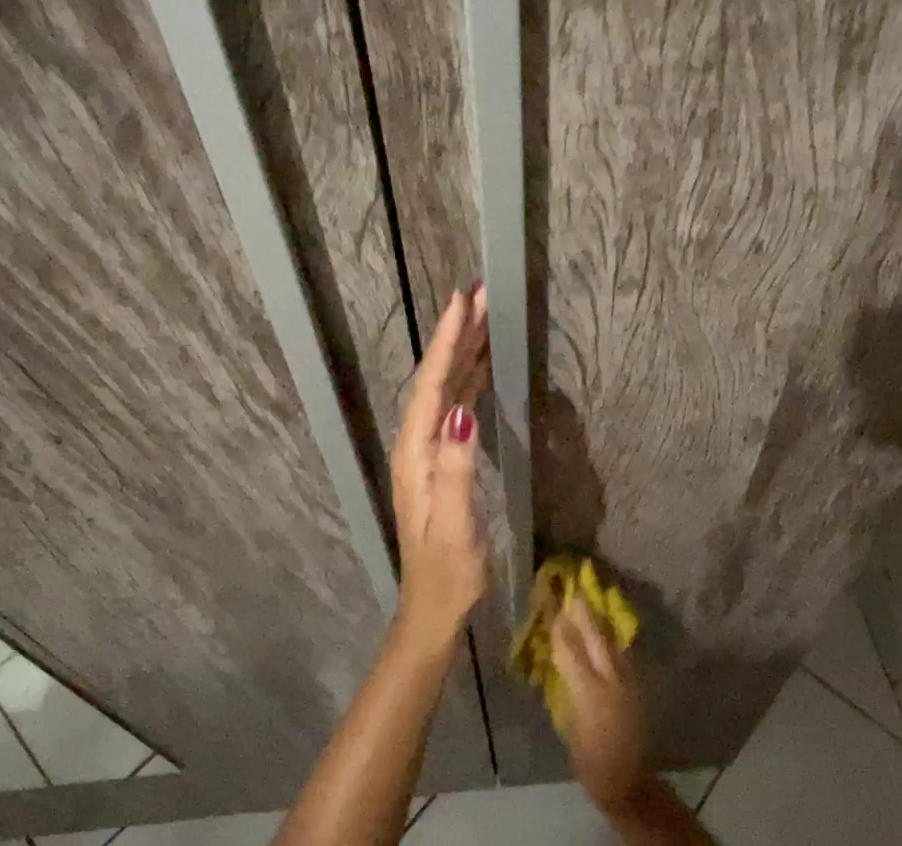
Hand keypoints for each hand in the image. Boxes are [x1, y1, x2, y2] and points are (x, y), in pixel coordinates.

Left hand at [390, 285, 490, 641]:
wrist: (433, 607)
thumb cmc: (448, 573)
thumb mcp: (455, 527)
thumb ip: (456, 470)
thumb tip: (462, 415)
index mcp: (416, 456)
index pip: (431, 387)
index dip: (446, 343)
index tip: (462, 302)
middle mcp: (417, 446)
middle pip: (436, 379)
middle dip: (457, 335)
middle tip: (481, 294)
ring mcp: (429, 452)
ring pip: (445, 389)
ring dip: (463, 351)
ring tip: (485, 316)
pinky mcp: (442, 459)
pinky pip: (454, 405)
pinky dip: (468, 378)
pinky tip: (482, 364)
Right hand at [553, 596, 651, 811]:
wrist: (629, 781)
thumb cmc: (590, 761)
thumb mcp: (569, 725)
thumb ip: (568, 691)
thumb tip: (561, 665)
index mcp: (587, 690)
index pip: (569, 648)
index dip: (560, 625)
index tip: (552, 603)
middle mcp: (610, 678)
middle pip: (596, 636)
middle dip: (584, 612)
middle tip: (575, 590)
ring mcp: (629, 679)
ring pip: (615, 641)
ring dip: (603, 621)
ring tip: (594, 602)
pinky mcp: (641, 685)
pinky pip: (627, 655)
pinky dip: (617, 640)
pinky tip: (612, 634)